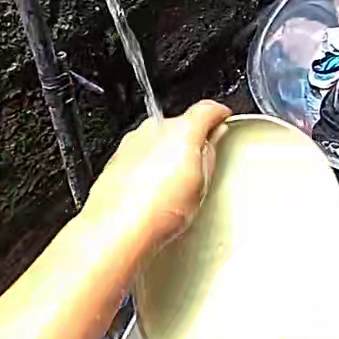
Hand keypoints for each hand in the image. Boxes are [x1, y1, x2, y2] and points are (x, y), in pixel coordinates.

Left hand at [78, 100, 229, 253]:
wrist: (115, 230)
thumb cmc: (158, 210)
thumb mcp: (202, 184)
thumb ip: (210, 153)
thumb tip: (213, 141)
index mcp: (183, 129)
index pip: (208, 109)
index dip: (220, 114)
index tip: (223, 119)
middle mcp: (155, 128)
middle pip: (182, 123)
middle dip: (192, 138)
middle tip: (201, 163)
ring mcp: (133, 141)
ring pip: (159, 138)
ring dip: (168, 151)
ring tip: (175, 183)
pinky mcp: (116, 158)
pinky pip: (141, 153)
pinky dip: (149, 163)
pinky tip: (154, 190)